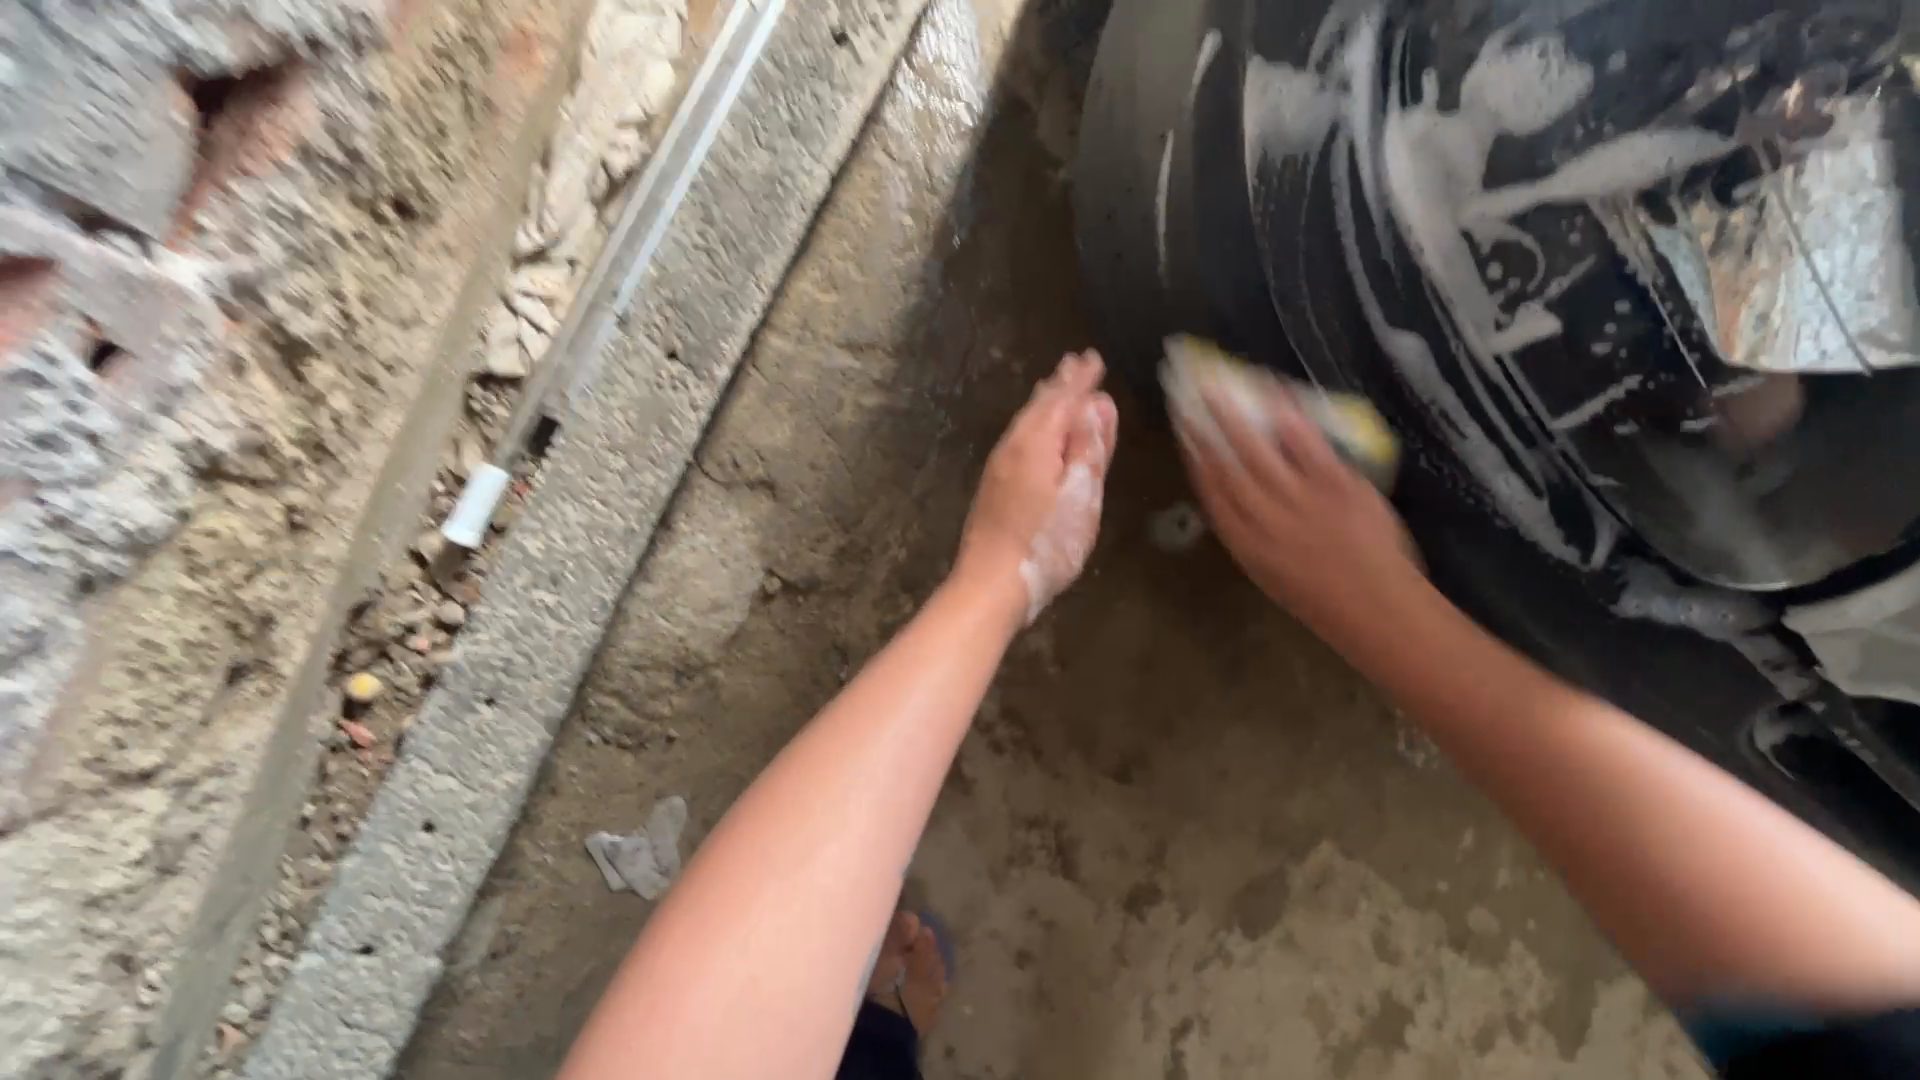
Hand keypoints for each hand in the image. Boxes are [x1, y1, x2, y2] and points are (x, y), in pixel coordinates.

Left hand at [955, 350, 1119, 623]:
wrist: (991, 583)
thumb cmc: (1045, 543)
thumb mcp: (1081, 496)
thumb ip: (1089, 449)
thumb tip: (1097, 406)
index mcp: (1035, 444)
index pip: (1062, 400)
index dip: (1081, 380)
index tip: (1095, 359)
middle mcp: (1012, 448)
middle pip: (1038, 407)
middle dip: (1060, 384)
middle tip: (1075, 362)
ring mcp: (998, 469)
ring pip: (1024, 422)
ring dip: (1044, 401)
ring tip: (1055, 385)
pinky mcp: (993, 488)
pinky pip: (1018, 439)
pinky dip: (1033, 423)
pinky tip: (1034, 432)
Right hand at [1176, 377, 1420, 644]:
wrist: (1374, 605)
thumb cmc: (1320, 595)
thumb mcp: (1268, 571)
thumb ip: (1250, 532)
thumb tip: (1238, 494)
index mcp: (1242, 542)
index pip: (1211, 491)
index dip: (1195, 457)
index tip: (1186, 431)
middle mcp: (1262, 518)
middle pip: (1227, 464)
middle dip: (1207, 427)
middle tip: (1195, 396)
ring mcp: (1299, 500)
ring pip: (1257, 451)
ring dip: (1235, 417)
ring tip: (1221, 389)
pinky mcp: (1334, 485)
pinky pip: (1306, 447)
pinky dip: (1289, 421)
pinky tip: (1276, 399)